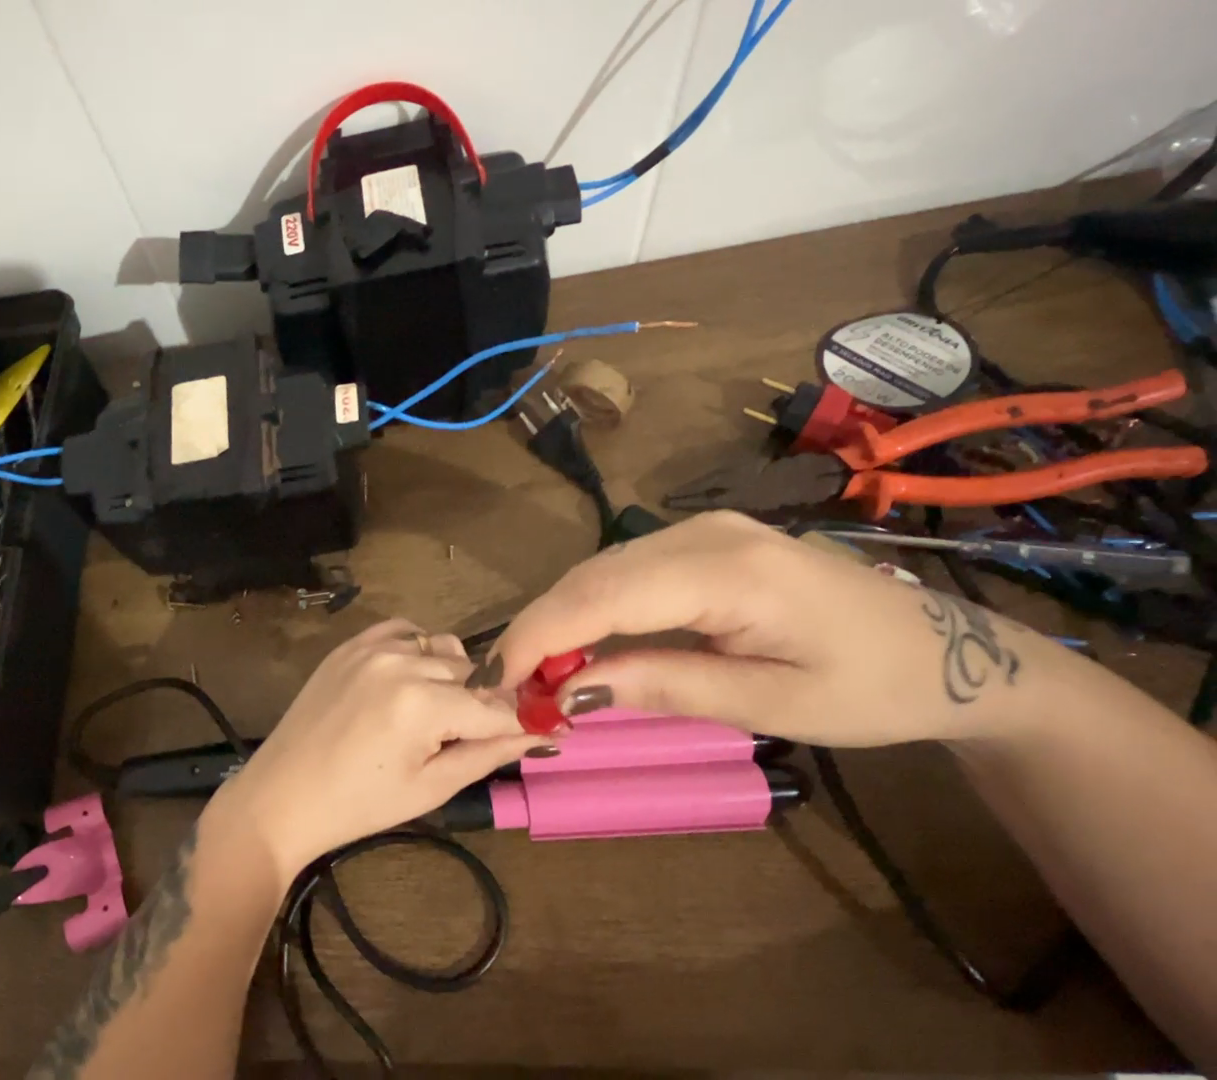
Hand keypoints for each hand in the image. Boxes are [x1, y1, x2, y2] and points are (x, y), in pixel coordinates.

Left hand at [206, 619, 548, 878]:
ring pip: (441, 649)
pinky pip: (403, 631)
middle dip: (477, 703)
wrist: (284, 795)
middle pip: (472, 673)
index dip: (522, 722)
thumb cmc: (360, 804)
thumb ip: (489, 752)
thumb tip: (543, 732)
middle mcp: (401, 663)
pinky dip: (415, 650)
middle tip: (457, 738)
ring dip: (448, 676)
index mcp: (423, 704)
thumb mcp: (432, 787)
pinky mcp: (349, 645)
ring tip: (426, 715)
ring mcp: (371, 648)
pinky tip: (406, 682)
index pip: (497, 706)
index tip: (544, 730)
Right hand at [489, 511, 1076, 747]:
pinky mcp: (706, 542)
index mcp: (729, 570)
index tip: (495, 684)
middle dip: (539, 633)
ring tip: (535, 678)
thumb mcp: (770, 702)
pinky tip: (580, 648)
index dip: (539, 638)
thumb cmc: (874, 688)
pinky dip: (590, 611)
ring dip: (558, 622)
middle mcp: (706, 533)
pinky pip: (625, 572)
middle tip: (506, 691)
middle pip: (590, 577)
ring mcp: (705, 530)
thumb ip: (664, 685)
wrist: (952, 654)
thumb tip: (568, 692)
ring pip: (599, 571)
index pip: (601, 596)